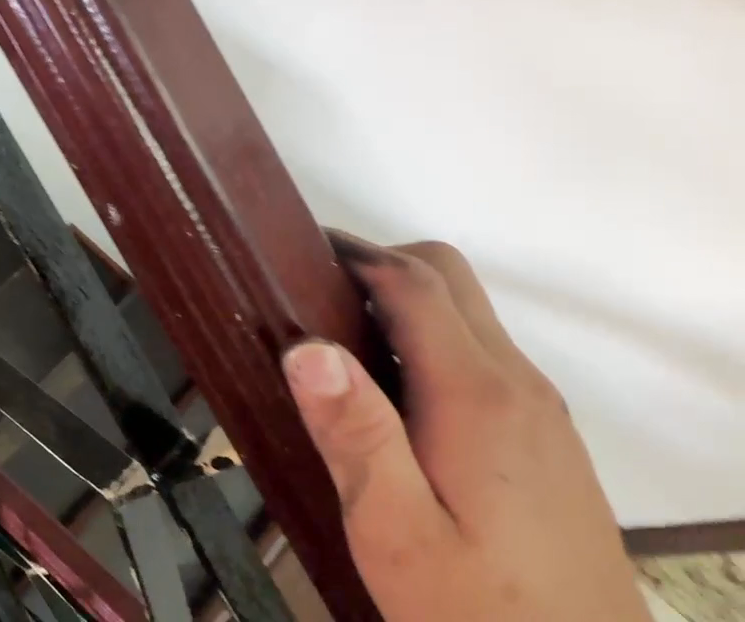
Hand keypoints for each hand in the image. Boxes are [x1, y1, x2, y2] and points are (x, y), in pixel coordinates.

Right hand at [281, 233, 647, 621]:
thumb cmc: (475, 607)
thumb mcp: (395, 529)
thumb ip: (355, 434)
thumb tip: (307, 347)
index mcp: (477, 397)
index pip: (414, 281)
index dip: (351, 250)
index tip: (292, 249)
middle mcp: (518, 388)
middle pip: (449, 278)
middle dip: (375, 264)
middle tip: (308, 295)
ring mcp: (539, 413)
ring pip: (466, 314)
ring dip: (399, 301)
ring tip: (331, 342)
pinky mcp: (543, 439)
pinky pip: (478, 355)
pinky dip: (424, 340)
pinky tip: (384, 394)